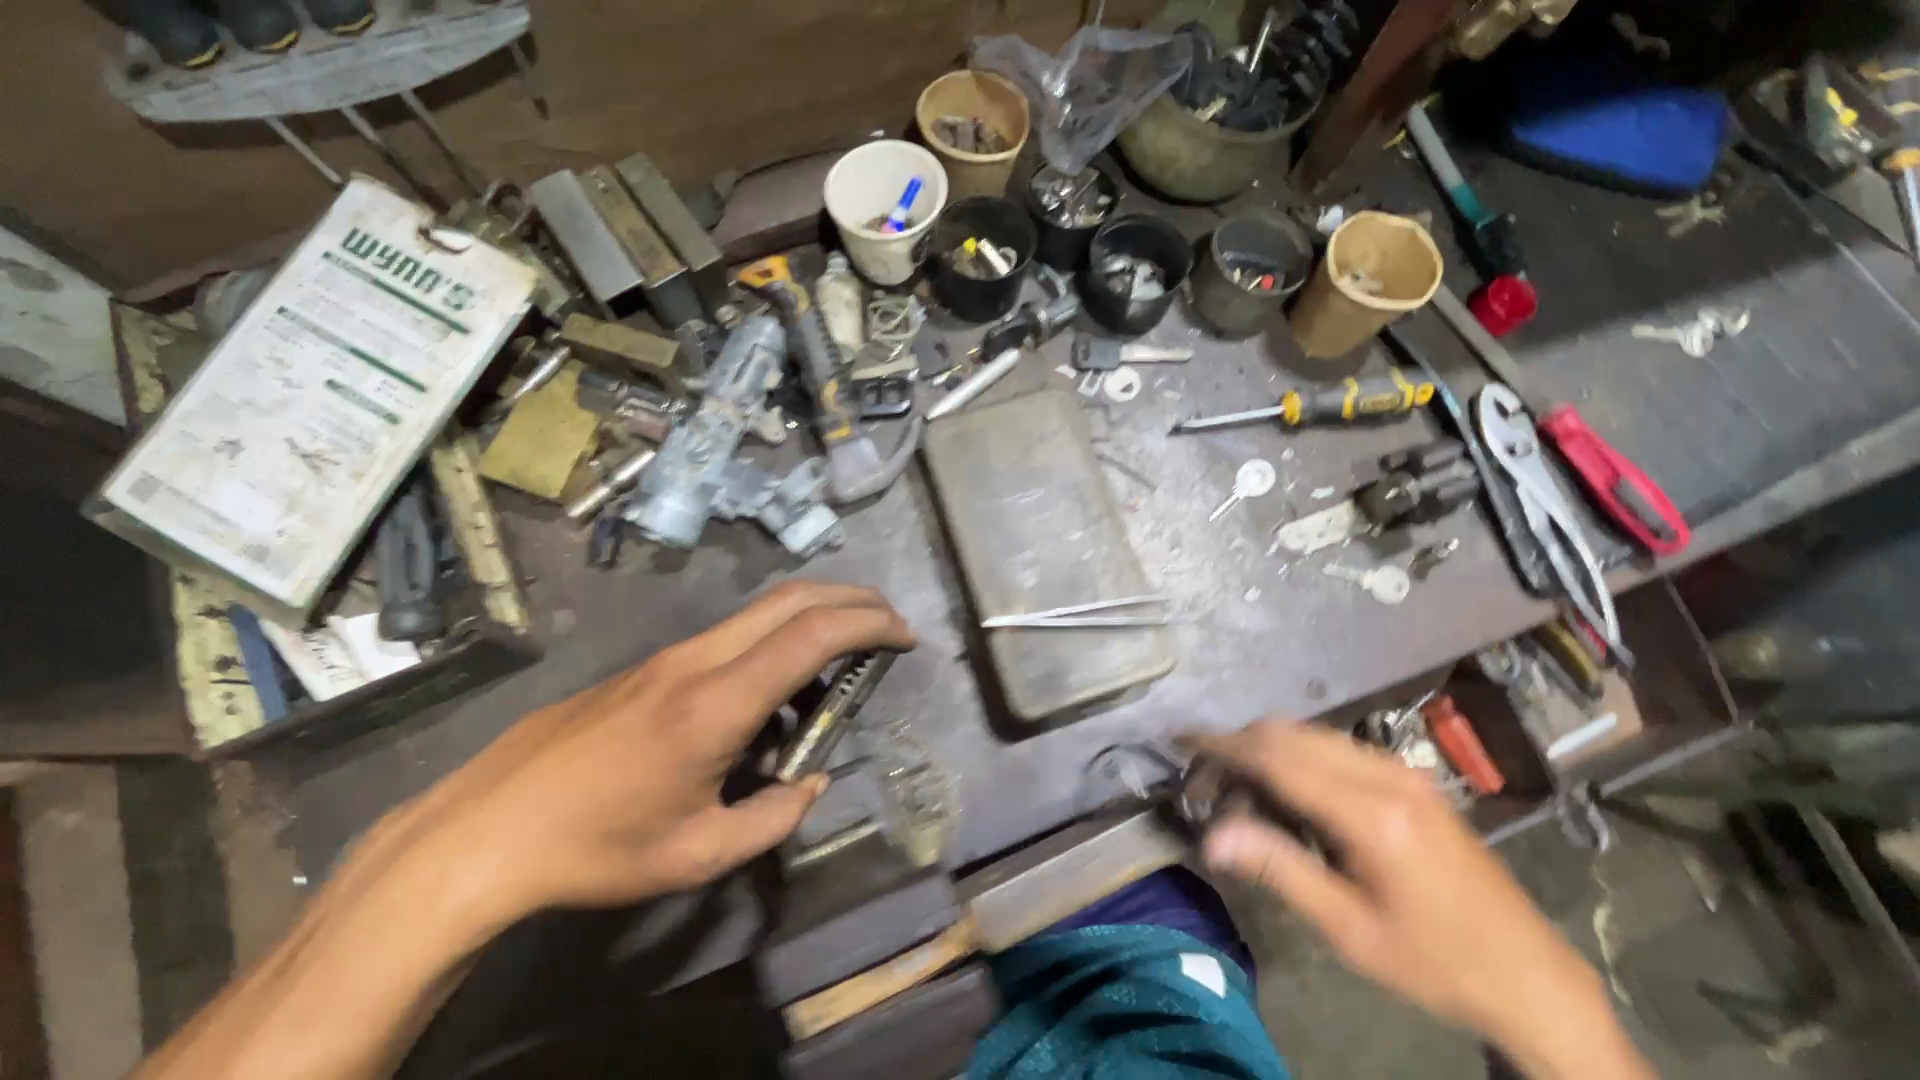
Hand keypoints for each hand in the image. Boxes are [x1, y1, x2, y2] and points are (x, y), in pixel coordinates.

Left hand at [399, 581, 915, 928]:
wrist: (484, 832)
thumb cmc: (596, 850)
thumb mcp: (700, 855)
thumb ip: (773, 817)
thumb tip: (809, 783)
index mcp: (717, 704)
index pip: (812, 635)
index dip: (871, 625)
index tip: (907, 636)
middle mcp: (696, 661)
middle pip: (791, 599)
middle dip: (853, 599)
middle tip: (890, 624)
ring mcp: (665, 657)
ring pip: (758, 613)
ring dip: (813, 621)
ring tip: (840, 668)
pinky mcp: (645, 668)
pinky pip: (727, 638)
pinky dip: (773, 643)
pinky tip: (772, 695)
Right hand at [1191, 722, 1649, 1076]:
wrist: (1529, 974)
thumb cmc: (1434, 961)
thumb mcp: (1350, 929)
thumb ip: (1280, 870)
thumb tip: (1212, 835)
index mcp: (1372, 813)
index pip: (1278, 756)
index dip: (1222, 746)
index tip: (1179, 743)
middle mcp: (1388, 775)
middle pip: (1291, 733)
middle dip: (1238, 746)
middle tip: (1203, 784)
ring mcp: (1405, 773)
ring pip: (1313, 734)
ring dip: (1266, 749)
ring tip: (1235, 790)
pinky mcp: (1412, 781)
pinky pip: (1337, 748)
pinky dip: (1297, 756)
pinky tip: (1285, 793)